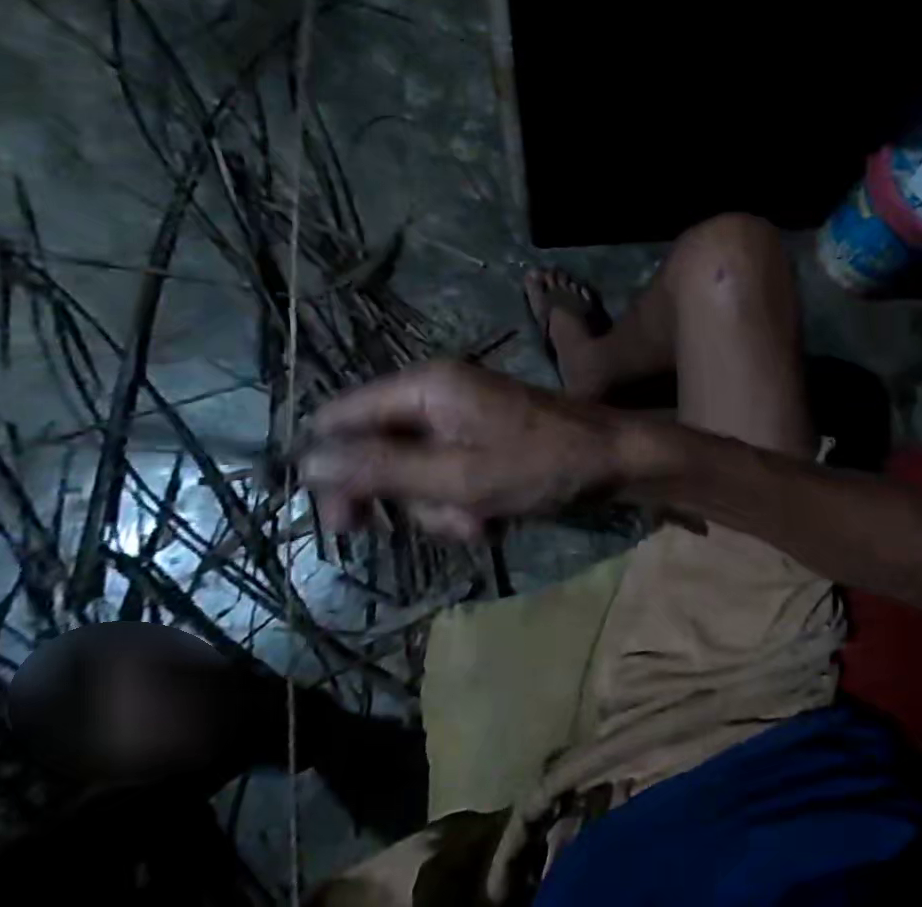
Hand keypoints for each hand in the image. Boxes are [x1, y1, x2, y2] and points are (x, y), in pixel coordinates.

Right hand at [299, 361, 627, 539]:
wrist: (616, 462)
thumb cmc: (541, 465)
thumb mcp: (456, 477)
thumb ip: (381, 470)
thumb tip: (306, 462)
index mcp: (425, 386)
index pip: (343, 417)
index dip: (331, 465)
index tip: (342, 519)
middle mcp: (437, 394)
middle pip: (377, 448)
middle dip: (395, 496)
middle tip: (397, 534)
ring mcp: (462, 419)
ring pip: (413, 471)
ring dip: (434, 507)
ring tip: (473, 522)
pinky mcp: (482, 441)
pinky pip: (447, 475)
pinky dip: (460, 502)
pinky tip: (488, 519)